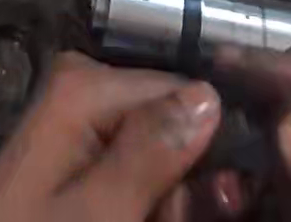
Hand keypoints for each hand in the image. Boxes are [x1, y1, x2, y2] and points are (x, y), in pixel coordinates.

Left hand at [0, 52, 224, 221]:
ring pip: (154, 147)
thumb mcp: (96, 214)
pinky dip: (142, 194)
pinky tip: (138, 214)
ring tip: (152, 219)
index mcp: (84, 82)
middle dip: (182, 172)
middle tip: (168, 216)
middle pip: (168, 118)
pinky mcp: (76, 153)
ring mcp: (78, 121)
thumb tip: (208, 95)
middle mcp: (83, 88)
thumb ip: (151, 152)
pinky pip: (129, 162)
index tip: (214, 193)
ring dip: (166, 191)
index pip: (181, 89)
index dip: (205, 141)